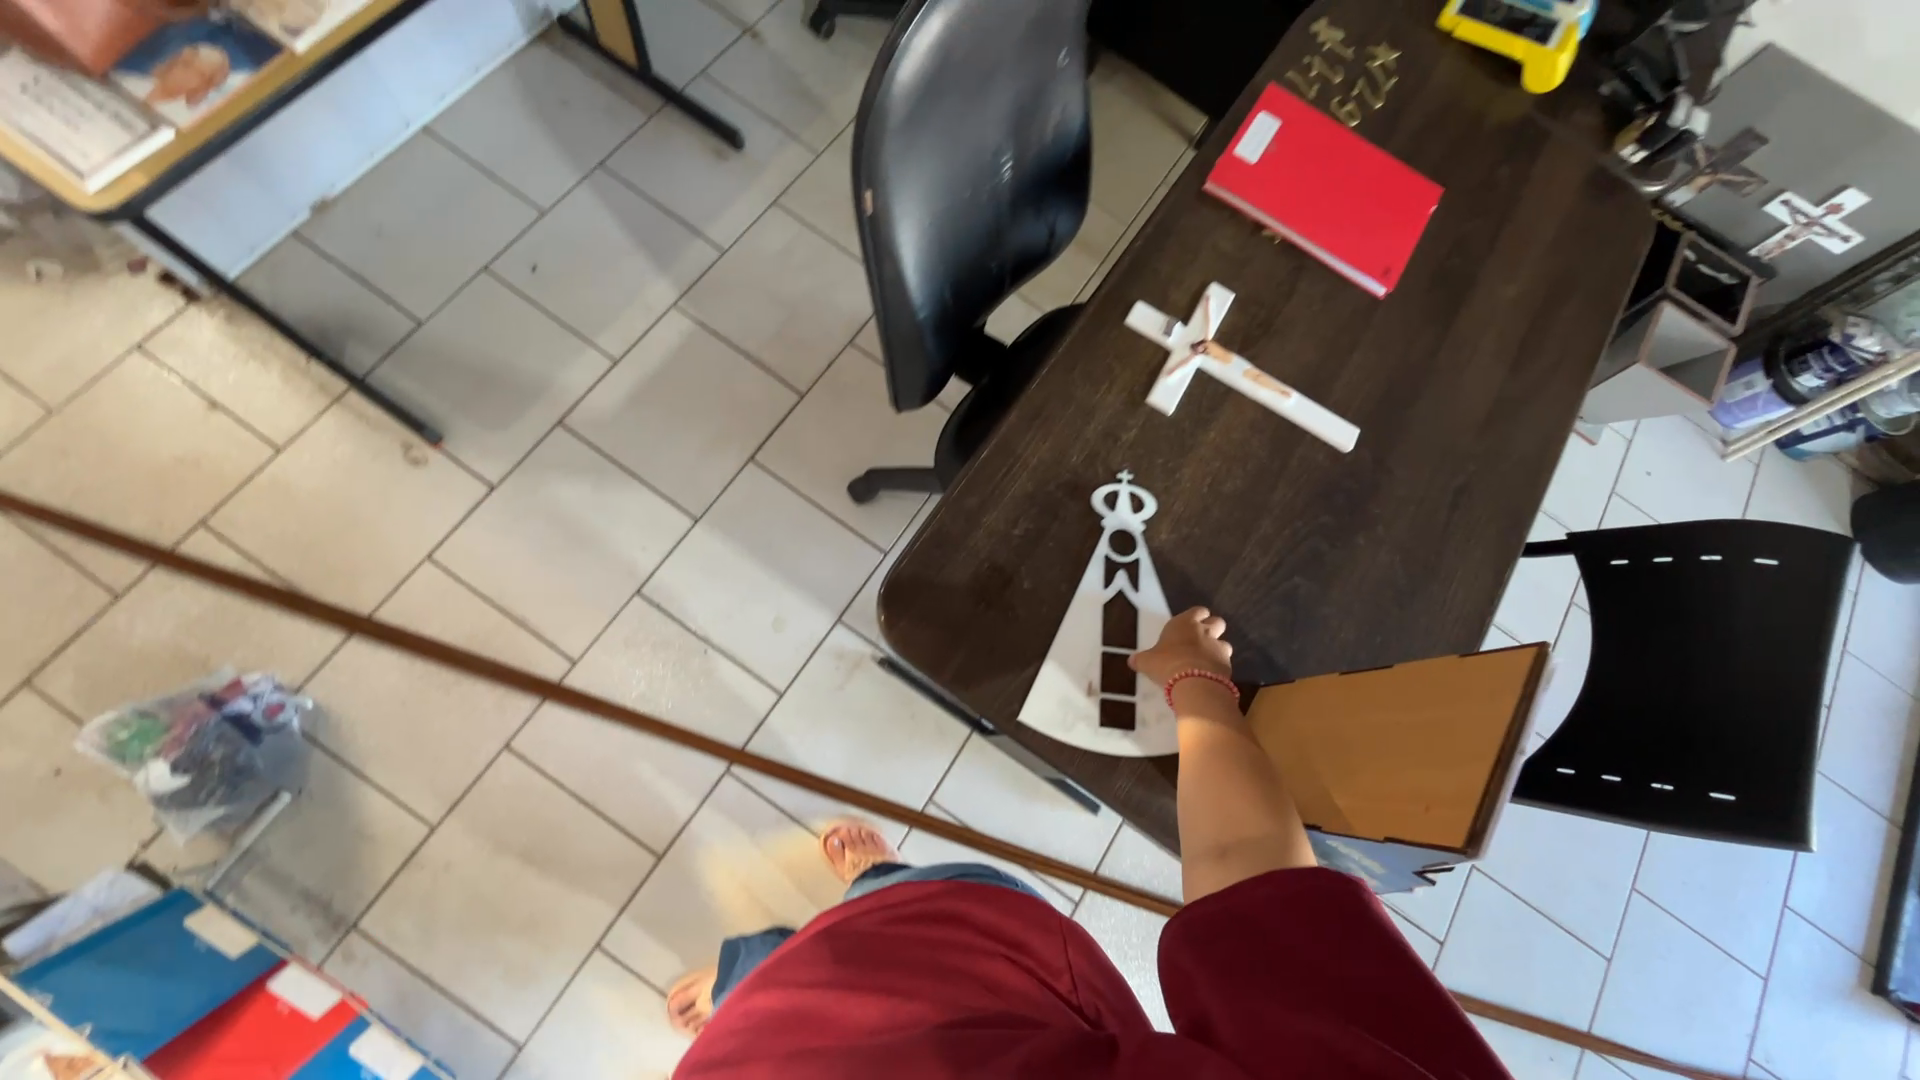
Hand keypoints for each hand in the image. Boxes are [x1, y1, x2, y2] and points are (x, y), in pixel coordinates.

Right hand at [1130, 607, 1233, 686]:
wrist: (1192, 683)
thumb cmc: (1165, 664)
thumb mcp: (1147, 662)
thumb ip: (1141, 659)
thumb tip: (1132, 660)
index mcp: (1184, 623)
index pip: (1198, 611)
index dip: (1196, 616)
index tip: (1191, 624)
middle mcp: (1204, 631)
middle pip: (1217, 621)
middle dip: (1212, 629)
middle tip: (1201, 640)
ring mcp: (1218, 647)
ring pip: (1224, 642)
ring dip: (1217, 649)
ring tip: (1206, 660)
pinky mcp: (1227, 664)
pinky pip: (1225, 661)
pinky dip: (1219, 666)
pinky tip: (1210, 675)